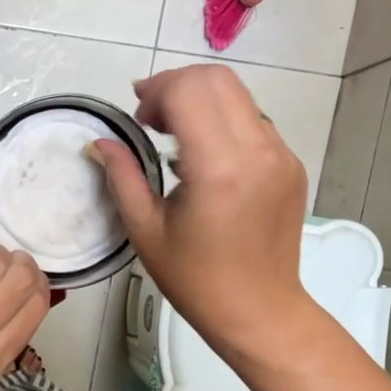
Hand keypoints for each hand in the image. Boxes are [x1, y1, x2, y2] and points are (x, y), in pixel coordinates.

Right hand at [88, 64, 315, 360]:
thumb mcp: (146, 230)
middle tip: (149, 117)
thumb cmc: (195, 279)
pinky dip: (222, 121)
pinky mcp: (290, 164)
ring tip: (172, 134)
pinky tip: (201, 155)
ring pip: (238, 95)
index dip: (156, 91)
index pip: (190, 91)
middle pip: (217, 79)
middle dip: (177, 85)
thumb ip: (122, 177)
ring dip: (200, 100)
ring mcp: (281, 154)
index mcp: (219, 168)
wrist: (259, 310)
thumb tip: (100, 143)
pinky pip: (253, 121)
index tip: (137, 118)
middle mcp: (257, 150)